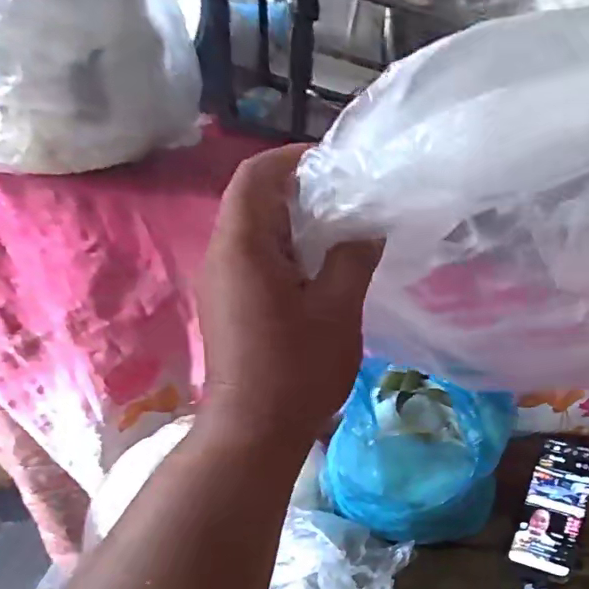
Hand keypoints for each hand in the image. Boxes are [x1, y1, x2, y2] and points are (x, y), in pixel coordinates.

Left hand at [196, 145, 379, 446]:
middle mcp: (222, 255)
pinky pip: (258, 260)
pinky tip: (325, 272)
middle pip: (255, 201)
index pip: (258, 176)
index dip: (294, 158)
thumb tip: (366, 228)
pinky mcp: (231, 305)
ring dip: (299, 225)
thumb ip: (352, 259)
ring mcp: (222, 281)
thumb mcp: (338, 309)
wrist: (255, 429)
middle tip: (353, 201)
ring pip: (258, 232)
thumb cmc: (298, 367)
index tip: (338, 163)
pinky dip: (291, 253)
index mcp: (243, 246)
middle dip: (303, 192)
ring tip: (347, 234)